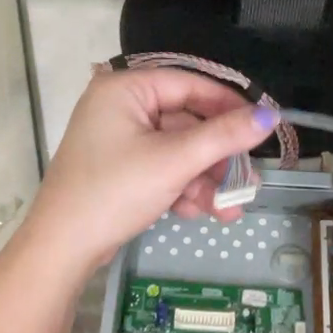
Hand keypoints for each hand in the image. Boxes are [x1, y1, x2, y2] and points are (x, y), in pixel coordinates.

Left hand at [24, 68, 277, 269]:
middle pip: (187, 122)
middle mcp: (120, 106)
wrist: (62, 248)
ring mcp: (119, 138)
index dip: (228, 104)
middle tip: (247, 182)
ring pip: (179, 149)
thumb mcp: (174, 161)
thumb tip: (270, 116)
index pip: (189, 84)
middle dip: (216, 158)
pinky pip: (163, 167)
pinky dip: (182, 188)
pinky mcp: (121, 167)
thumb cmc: (114, 192)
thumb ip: (224, 136)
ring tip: (227, 211)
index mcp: (125, 89)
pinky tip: (195, 213)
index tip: (262, 124)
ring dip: (204, 180)